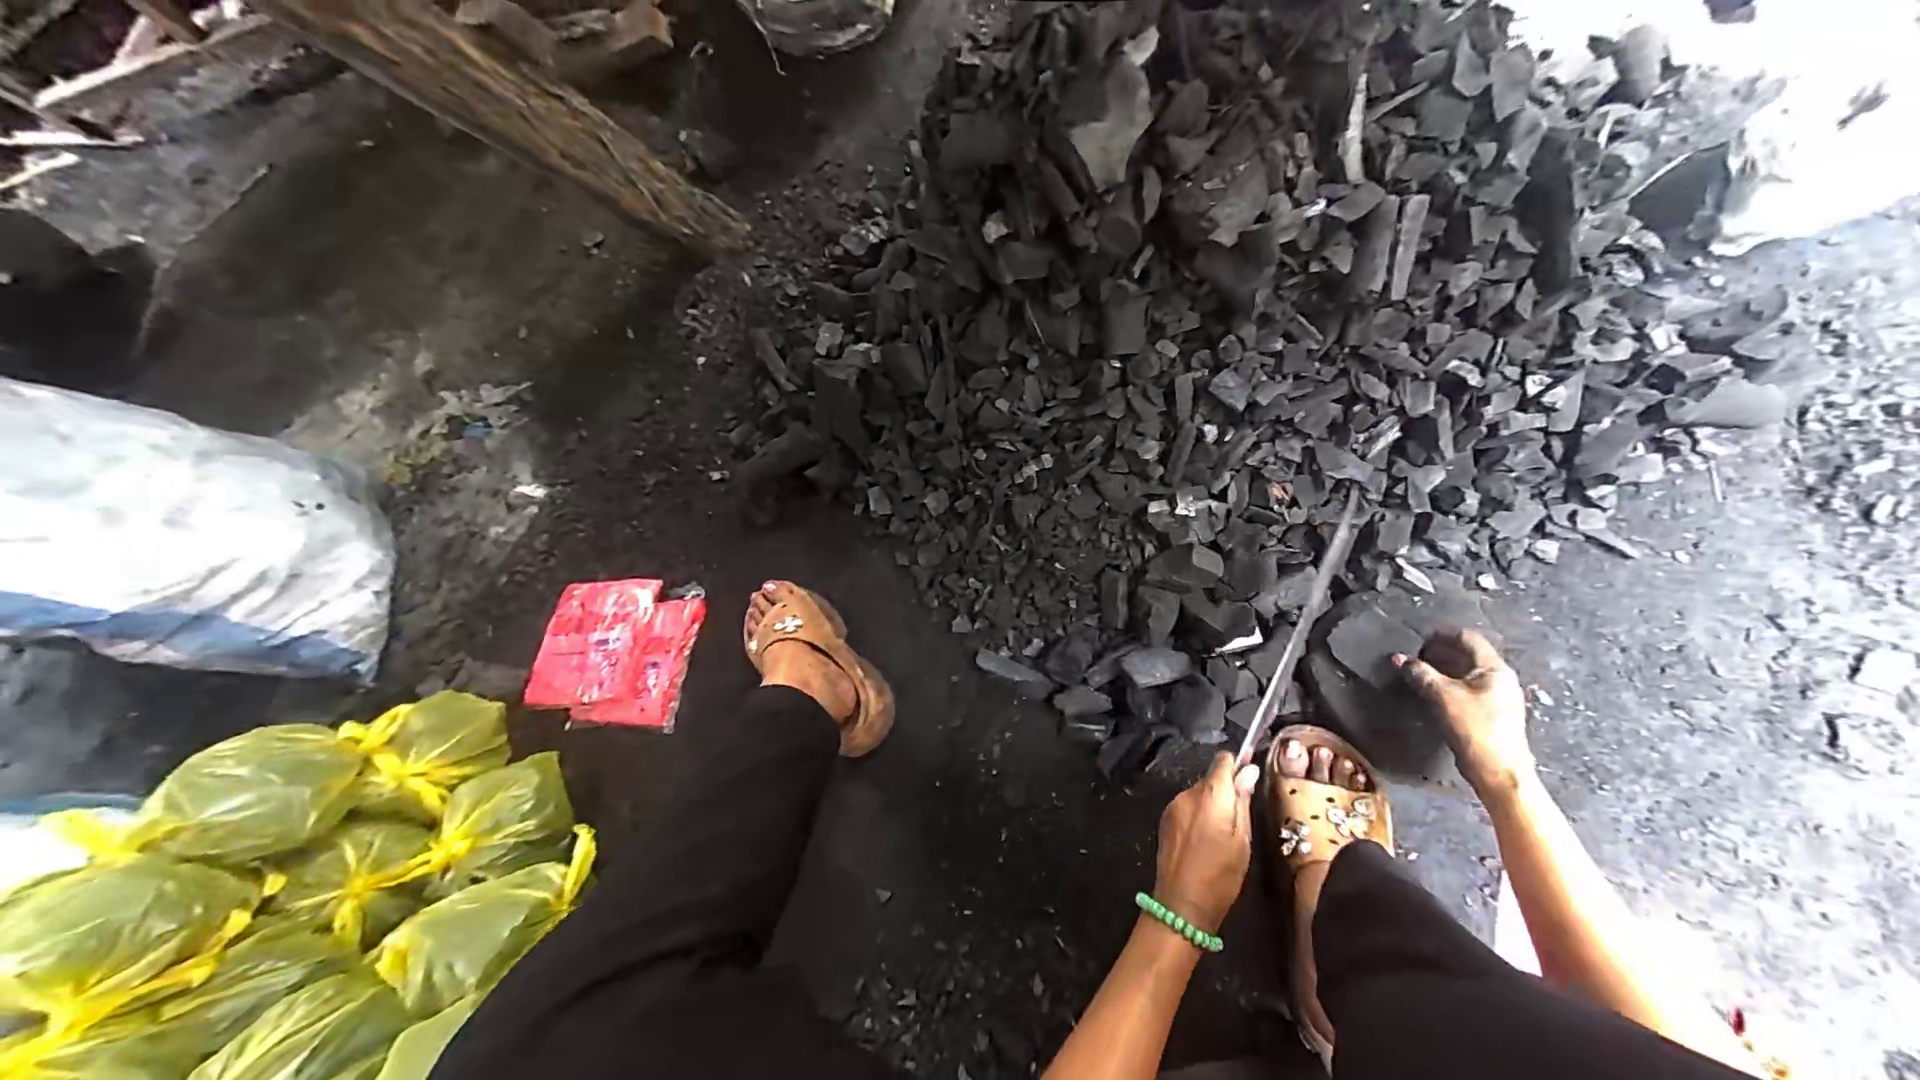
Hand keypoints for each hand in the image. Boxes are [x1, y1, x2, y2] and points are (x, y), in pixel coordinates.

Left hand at [1152, 752, 1258, 934]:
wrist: (1181, 903)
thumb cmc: (1220, 875)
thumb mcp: (1242, 840)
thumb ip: (1243, 801)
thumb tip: (1249, 770)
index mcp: (1210, 794)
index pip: (1223, 760)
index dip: (1238, 765)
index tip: (1249, 779)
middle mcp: (1187, 793)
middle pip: (1211, 778)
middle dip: (1226, 790)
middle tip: (1240, 819)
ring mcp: (1173, 805)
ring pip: (1199, 793)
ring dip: (1211, 804)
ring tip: (1222, 834)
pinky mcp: (1164, 819)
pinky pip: (1187, 806)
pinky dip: (1197, 814)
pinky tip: (1204, 839)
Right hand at [1394, 628, 1533, 795]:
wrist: (1499, 770)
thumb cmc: (1474, 727)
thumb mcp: (1442, 696)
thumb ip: (1421, 674)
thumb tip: (1399, 658)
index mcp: (1495, 669)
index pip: (1468, 639)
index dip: (1443, 634)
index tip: (1419, 636)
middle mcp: (1501, 679)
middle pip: (1468, 655)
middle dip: (1440, 650)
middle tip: (1414, 652)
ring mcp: (1498, 697)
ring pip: (1467, 672)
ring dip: (1442, 667)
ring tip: (1418, 669)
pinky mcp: (1491, 712)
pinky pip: (1467, 687)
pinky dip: (1448, 682)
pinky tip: (1432, 689)